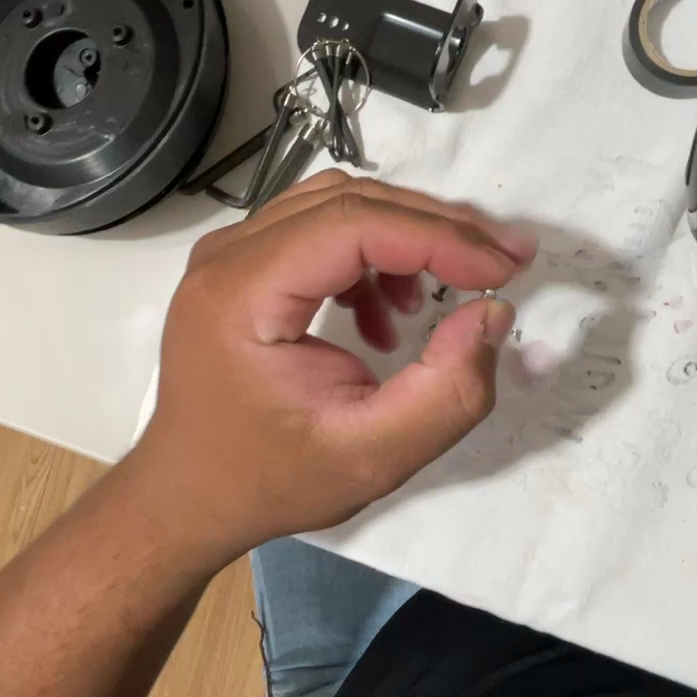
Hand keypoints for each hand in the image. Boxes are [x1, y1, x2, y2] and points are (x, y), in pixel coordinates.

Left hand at [123, 171, 538, 558]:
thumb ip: (448, 392)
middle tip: (501, 262)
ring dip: (402, 239)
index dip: (440, 238)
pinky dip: (368, 259)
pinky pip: (317, 233)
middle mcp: (227, 256)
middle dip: (436, 227)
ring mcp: (228, 256)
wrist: (191, 495)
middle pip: (348, 202)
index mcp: (242, 294)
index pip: (354, 225)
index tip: (505, 269)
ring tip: (433, 302)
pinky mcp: (240, 269)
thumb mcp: (372, 458)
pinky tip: (383, 319)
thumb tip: (492, 313)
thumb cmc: (269, 482)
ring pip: (336, 207)